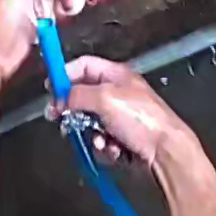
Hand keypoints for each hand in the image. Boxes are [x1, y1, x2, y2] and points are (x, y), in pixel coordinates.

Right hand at [50, 56, 195, 168]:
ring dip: (90, 133)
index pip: (83, 65)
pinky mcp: (123, 137)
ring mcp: (120, 116)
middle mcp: (117, 92)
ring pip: (90, 121)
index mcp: (115, 74)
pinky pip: (102, 139)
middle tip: (62, 120)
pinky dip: (104, 146)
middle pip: (83, 95)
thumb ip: (77, 95)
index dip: (65, 75)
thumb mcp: (103, 98)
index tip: (50, 90)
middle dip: (74, 110)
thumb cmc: (138, 117)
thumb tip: (58, 99)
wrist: (165, 150)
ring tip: (100, 140)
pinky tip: (113, 150)